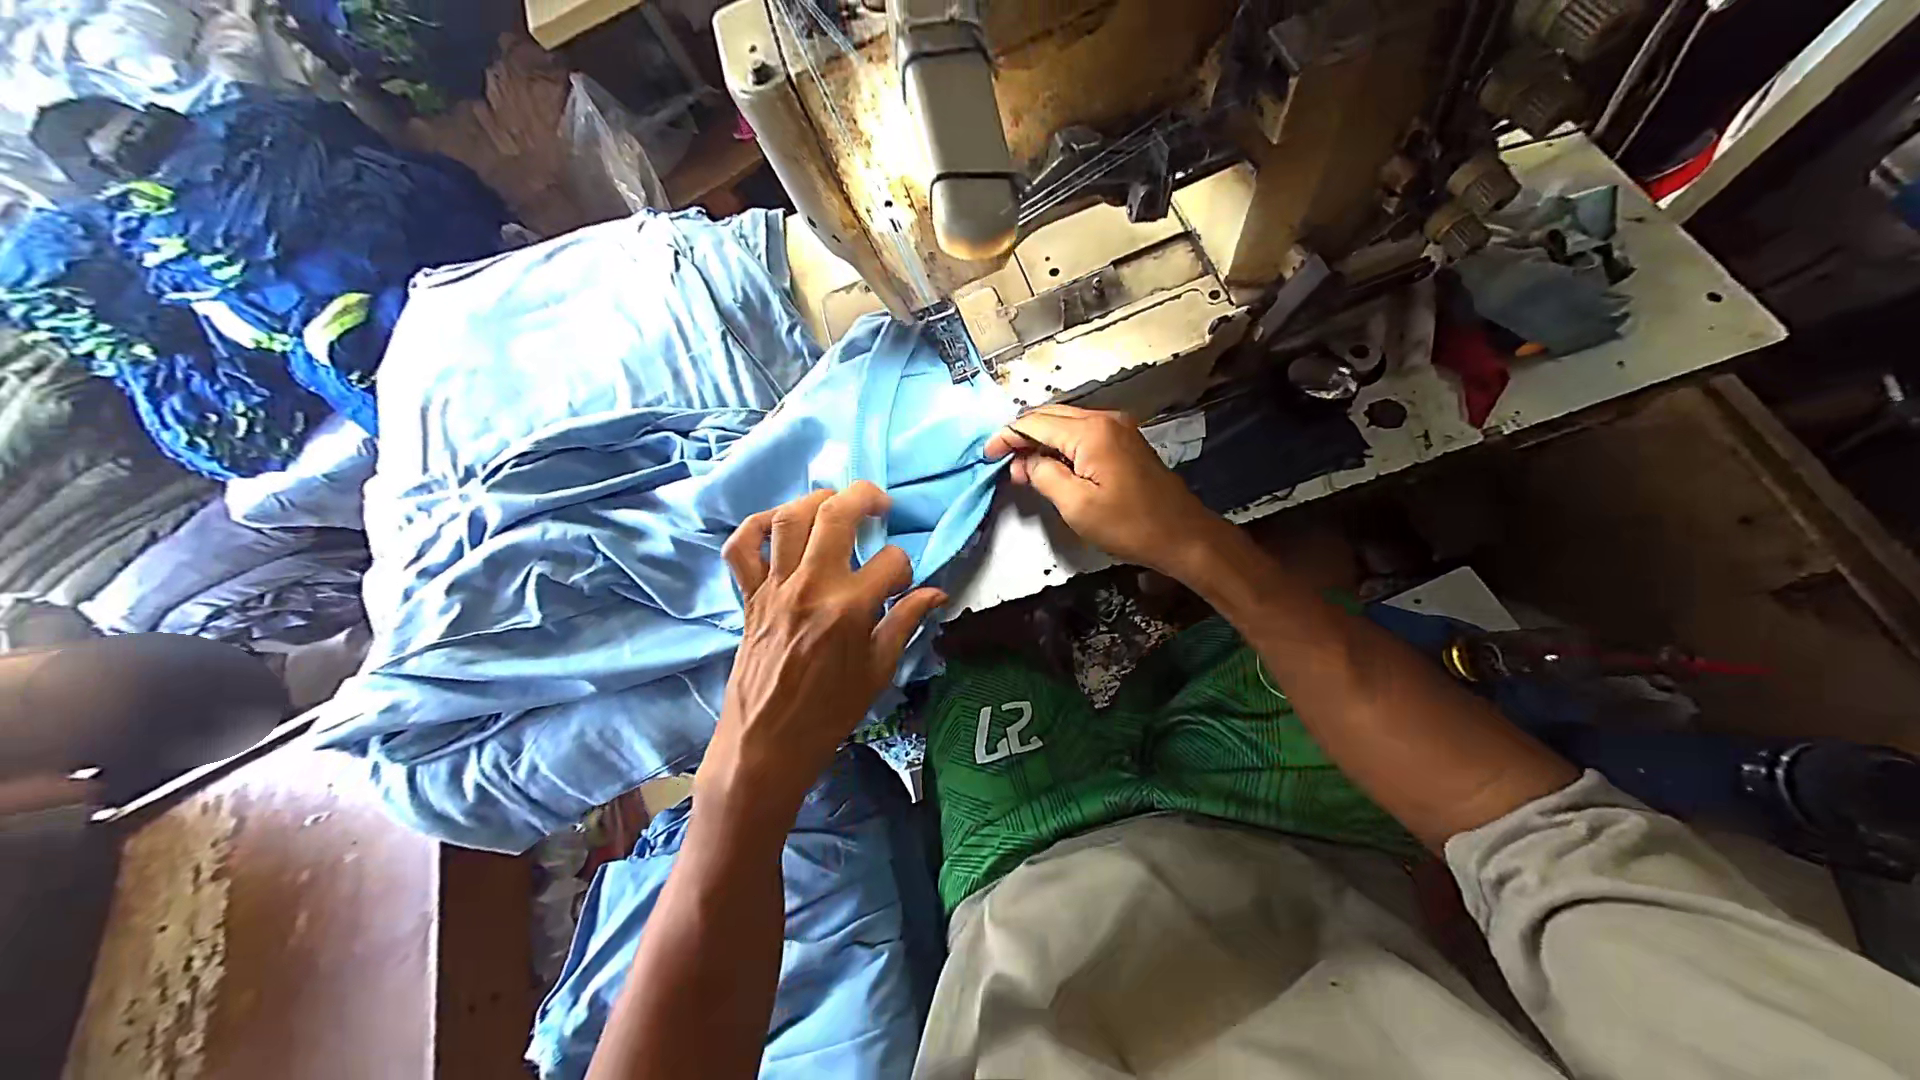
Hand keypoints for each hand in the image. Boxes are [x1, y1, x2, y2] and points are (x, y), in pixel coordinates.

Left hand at [698, 482, 945, 834]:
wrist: (766, 745)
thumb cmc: (828, 713)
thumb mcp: (878, 672)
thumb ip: (906, 623)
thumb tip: (936, 593)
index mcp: (849, 609)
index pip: (891, 561)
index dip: (905, 567)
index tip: (903, 582)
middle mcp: (810, 587)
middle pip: (835, 515)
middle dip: (864, 496)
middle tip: (880, 502)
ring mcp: (774, 588)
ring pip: (788, 520)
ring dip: (814, 500)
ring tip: (834, 502)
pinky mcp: (748, 597)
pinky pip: (741, 548)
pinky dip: (756, 526)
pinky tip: (777, 525)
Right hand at [985, 404, 1232, 579]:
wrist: (1182, 535)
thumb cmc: (1129, 524)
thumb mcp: (1076, 505)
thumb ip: (1045, 476)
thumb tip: (1027, 462)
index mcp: (1091, 432)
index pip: (1035, 423)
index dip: (1007, 436)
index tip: (988, 455)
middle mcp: (1105, 420)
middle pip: (1050, 416)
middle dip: (1022, 436)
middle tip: (1004, 464)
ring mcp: (1118, 429)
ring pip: (1065, 423)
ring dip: (1041, 441)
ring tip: (1024, 470)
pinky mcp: (1124, 442)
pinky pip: (1082, 434)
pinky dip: (1060, 445)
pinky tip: (1051, 466)